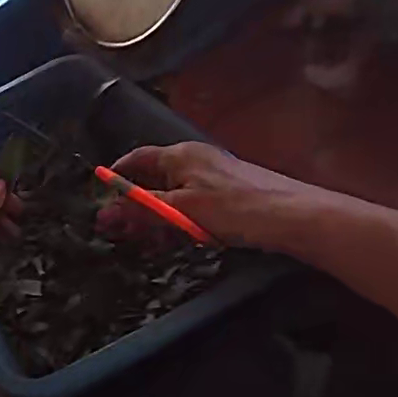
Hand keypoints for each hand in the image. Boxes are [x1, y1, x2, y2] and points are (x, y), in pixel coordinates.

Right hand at [98, 142, 311, 249]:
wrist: (297, 217)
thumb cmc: (235, 208)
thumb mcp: (180, 209)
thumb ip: (141, 208)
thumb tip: (104, 212)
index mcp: (180, 155)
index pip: (135, 159)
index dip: (116, 177)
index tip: (100, 200)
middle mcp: (194, 159)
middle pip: (152, 178)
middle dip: (133, 204)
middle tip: (120, 231)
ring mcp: (212, 175)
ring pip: (171, 193)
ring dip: (155, 216)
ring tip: (147, 241)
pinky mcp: (227, 192)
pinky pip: (190, 202)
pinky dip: (177, 218)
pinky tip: (177, 238)